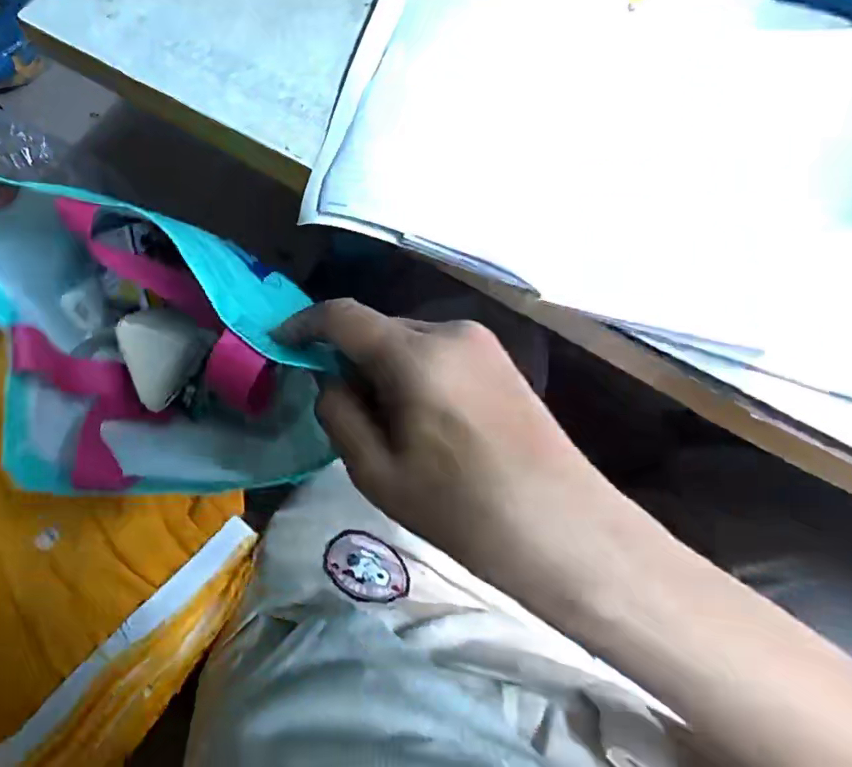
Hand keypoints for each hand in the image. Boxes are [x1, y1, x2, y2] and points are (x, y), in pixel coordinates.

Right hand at [277, 299, 604, 565]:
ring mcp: (480, 342)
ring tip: (385, 419)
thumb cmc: (464, 511)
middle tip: (337, 402)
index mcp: (415, 355)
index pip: (341, 316)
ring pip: (405, 338)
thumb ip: (338, 412)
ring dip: (380, 364)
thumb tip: (329, 379)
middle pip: (375, 328)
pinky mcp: (500, 358)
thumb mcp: (377, 472)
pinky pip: (435, 349)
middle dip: (346, 354)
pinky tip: (422, 416)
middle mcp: (448, 331)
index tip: (280, 343)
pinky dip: (411, 369)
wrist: (570, 534)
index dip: (303, 324)